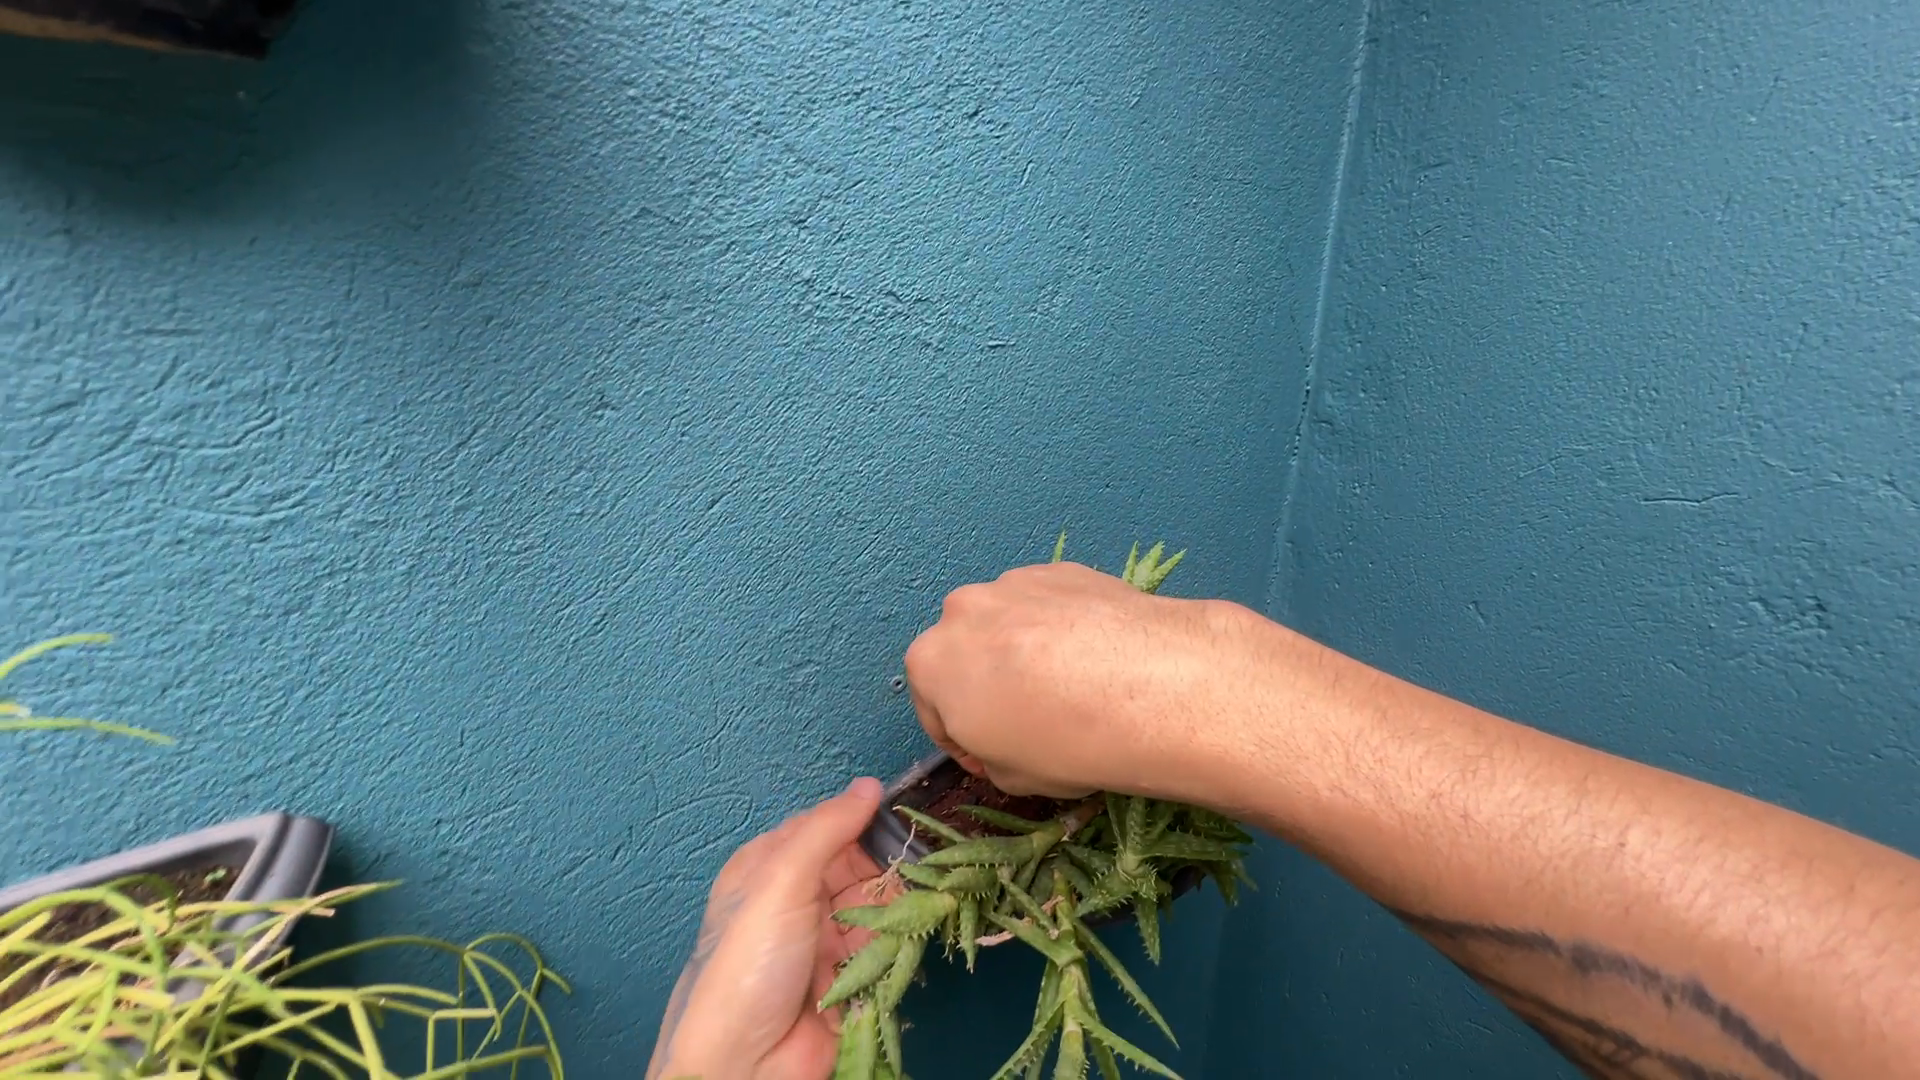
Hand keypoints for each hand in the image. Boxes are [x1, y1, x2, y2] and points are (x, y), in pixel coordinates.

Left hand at [646, 778, 895, 1079]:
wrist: (744, 1070)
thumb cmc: (750, 962)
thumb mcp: (782, 879)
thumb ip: (828, 828)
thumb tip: (870, 784)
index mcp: (769, 866)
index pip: (825, 826)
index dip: (863, 817)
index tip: (906, 808)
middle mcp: (796, 897)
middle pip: (856, 863)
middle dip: (888, 860)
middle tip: (925, 856)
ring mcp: (822, 938)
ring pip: (875, 902)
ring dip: (899, 898)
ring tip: (928, 891)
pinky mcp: (848, 976)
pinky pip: (884, 944)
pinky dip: (902, 935)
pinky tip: (919, 925)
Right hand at [903, 561, 1277, 801]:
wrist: (1148, 686)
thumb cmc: (1064, 741)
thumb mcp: (1012, 777)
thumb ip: (990, 754)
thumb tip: (1004, 740)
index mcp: (929, 663)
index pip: (932, 710)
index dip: (962, 742)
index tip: (993, 755)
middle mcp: (960, 611)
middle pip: (966, 656)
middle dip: (987, 685)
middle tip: (1030, 717)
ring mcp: (1012, 582)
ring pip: (1005, 624)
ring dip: (1021, 650)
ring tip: (1070, 683)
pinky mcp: (1060, 569)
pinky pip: (1047, 605)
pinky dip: (1059, 627)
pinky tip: (1096, 655)